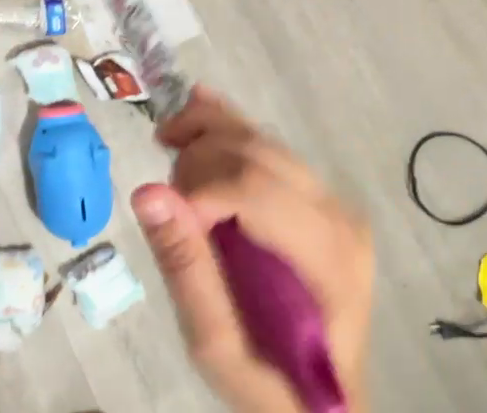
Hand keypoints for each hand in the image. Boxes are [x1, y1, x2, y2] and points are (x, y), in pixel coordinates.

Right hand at [134, 90, 374, 412]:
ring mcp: (334, 206)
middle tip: (164, 192)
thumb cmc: (269, 383)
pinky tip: (198, 103)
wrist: (319, 402)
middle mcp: (339, 218)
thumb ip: (186, 269)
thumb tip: (148, 192)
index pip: (252, 187)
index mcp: (325, 258)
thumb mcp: (218, 347)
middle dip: (197, 157)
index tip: (164, 215)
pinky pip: (271, 149)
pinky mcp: (321, 202)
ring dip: (208, 134)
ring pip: (262, 142)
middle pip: (255, 154)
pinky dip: (229, 127)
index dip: (197, 188)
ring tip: (167, 142)